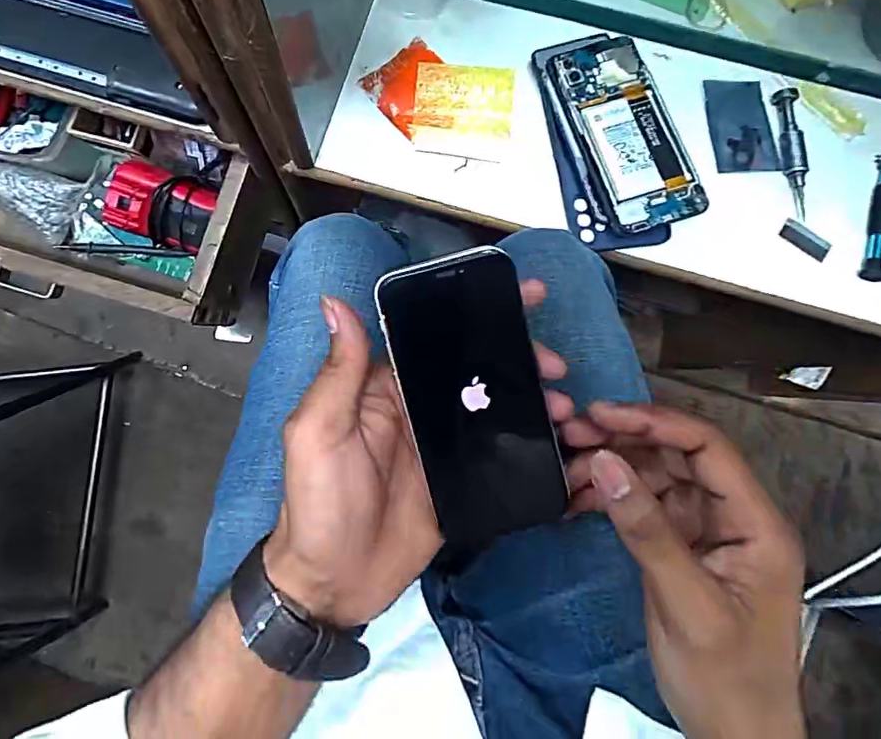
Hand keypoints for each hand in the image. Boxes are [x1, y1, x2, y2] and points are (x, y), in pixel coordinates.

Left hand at [264, 284, 568, 627]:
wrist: (336, 584)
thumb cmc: (319, 501)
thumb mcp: (318, 429)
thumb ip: (338, 370)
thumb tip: (334, 302)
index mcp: (384, 384)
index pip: (432, 337)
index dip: (473, 314)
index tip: (519, 295)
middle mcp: (417, 404)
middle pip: (472, 368)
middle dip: (515, 355)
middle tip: (553, 362)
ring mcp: (442, 442)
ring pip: (493, 404)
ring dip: (529, 395)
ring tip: (562, 401)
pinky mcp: (462, 478)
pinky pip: (499, 447)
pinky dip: (528, 437)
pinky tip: (556, 435)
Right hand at [566, 402, 807, 738]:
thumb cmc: (726, 680)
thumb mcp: (687, 606)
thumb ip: (647, 531)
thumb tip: (602, 461)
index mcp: (756, 523)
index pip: (707, 447)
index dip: (655, 422)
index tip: (602, 415)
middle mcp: (734, 514)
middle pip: (677, 454)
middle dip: (623, 439)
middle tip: (571, 433)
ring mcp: (706, 528)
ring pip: (656, 473)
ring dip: (611, 464)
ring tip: (566, 465)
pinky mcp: (682, 543)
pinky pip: (644, 502)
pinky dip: (611, 495)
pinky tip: (577, 497)